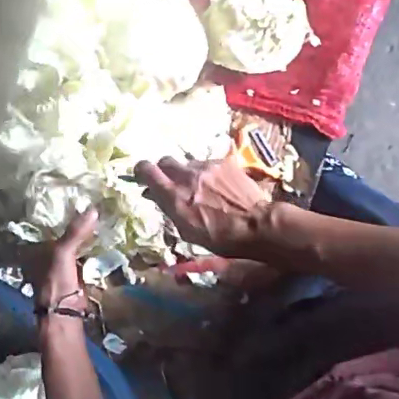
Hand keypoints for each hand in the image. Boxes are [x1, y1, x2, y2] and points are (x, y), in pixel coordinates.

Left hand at [36, 207, 98, 331]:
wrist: (64, 315)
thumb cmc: (56, 281)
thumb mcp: (63, 252)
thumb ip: (75, 232)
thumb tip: (92, 209)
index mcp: (33, 250)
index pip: (43, 226)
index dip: (54, 214)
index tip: (71, 201)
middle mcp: (41, 258)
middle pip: (56, 237)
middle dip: (70, 227)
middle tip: (88, 210)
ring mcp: (55, 269)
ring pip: (68, 248)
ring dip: (80, 239)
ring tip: (96, 223)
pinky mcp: (69, 280)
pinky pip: (79, 260)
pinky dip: (87, 253)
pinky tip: (98, 245)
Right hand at [135, 156, 277, 258]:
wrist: (257, 225)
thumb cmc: (219, 237)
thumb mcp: (186, 230)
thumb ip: (168, 207)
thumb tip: (154, 194)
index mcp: (174, 194)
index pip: (146, 169)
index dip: (141, 171)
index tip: (143, 178)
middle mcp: (187, 175)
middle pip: (165, 161)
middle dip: (165, 171)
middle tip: (172, 184)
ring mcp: (207, 166)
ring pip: (188, 163)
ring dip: (188, 174)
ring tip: (201, 189)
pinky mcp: (224, 162)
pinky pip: (208, 164)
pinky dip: (208, 174)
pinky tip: (219, 187)